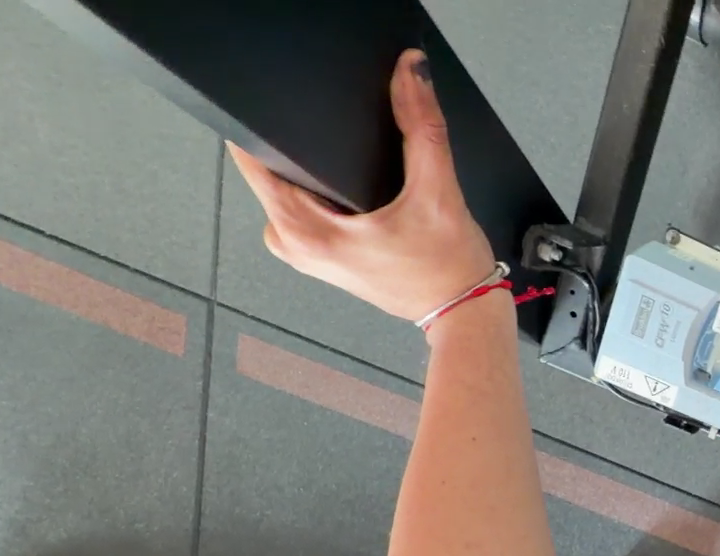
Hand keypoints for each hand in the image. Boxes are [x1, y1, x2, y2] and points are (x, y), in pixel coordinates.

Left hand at [226, 50, 495, 321]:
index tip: (309, 121)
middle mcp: (291, 243)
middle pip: (277, 168)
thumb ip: (422, 129)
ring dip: (327, 181)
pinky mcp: (321, 259)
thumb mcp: (440, 196)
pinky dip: (336, 203)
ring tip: (372, 199)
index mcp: (302, 229)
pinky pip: (311, 211)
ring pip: (296, 189)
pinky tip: (371, 214)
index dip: (280, 125)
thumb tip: (411, 74)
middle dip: (314, 158)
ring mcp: (303, 253)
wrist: (466, 316)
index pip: (253, 152)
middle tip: (364, 175)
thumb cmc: (450, 274)